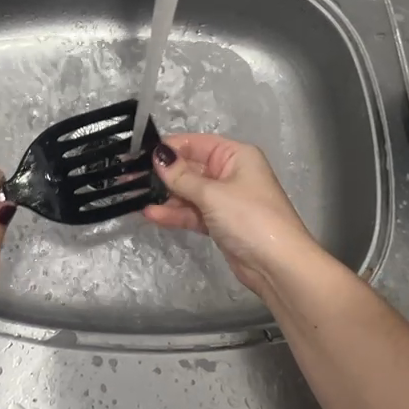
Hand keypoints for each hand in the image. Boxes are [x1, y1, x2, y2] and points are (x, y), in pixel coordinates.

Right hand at [144, 134, 320, 293]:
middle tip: (130, 177)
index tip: (140, 154)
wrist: (278, 265)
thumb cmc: (250, 218)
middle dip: (164, 174)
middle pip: (191, 167)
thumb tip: (158, 156)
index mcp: (236, 156)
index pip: (196, 143)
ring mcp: (225, 200)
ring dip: (166, 196)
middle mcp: (231, 173)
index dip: (170, 148)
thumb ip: (181, 176)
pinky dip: (175, 213)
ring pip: (189, 192)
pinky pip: (193, 212)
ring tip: (134, 197)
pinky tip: (153, 214)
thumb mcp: (212, 194)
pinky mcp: (220, 223)